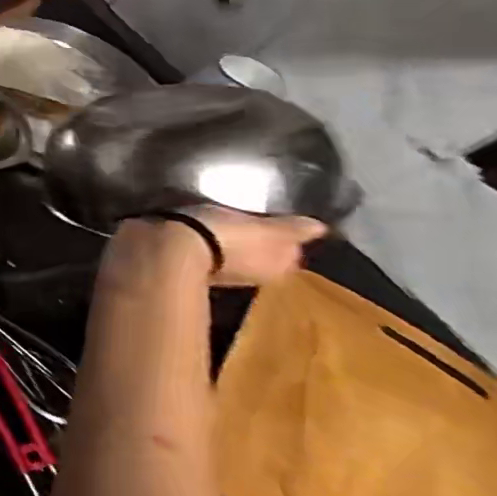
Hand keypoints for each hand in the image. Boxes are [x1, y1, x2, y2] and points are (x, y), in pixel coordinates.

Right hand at [185, 205, 325, 287]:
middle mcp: (258, 277)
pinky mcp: (197, 268)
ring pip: (238, 254)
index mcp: (280, 269)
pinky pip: (212, 253)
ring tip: (223, 221)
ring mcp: (226, 275)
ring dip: (233, 242)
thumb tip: (322, 228)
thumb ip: (294, 228)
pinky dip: (211, 244)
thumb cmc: (229, 236)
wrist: (174, 248)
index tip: (274, 218)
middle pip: (264, 254)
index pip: (290, 250)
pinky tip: (202, 231)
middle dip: (258, 241)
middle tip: (249, 218)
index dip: (285, 234)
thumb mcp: (268, 227)